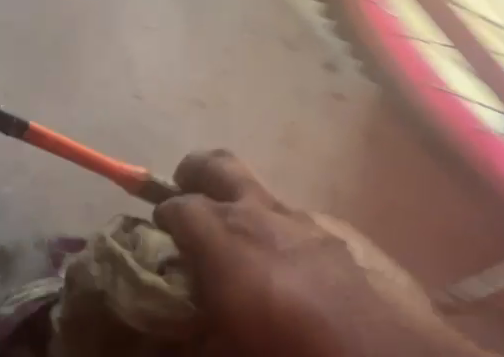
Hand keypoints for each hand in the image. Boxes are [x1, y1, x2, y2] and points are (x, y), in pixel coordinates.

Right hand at [155, 150, 481, 356]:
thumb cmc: (292, 353)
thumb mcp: (227, 352)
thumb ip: (192, 338)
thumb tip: (164, 339)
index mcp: (221, 237)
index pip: (175, 207)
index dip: (163, 221)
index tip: (160, 242)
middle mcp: (258, 214)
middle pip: (215, 165)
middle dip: (194, 174)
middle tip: (187, 198)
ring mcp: (304, 220)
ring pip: (261, 191)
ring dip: (243, 207)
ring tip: (245, 247)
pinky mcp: (342, 236)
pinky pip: (300, 221)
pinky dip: (284, 234)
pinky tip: (296, 274)